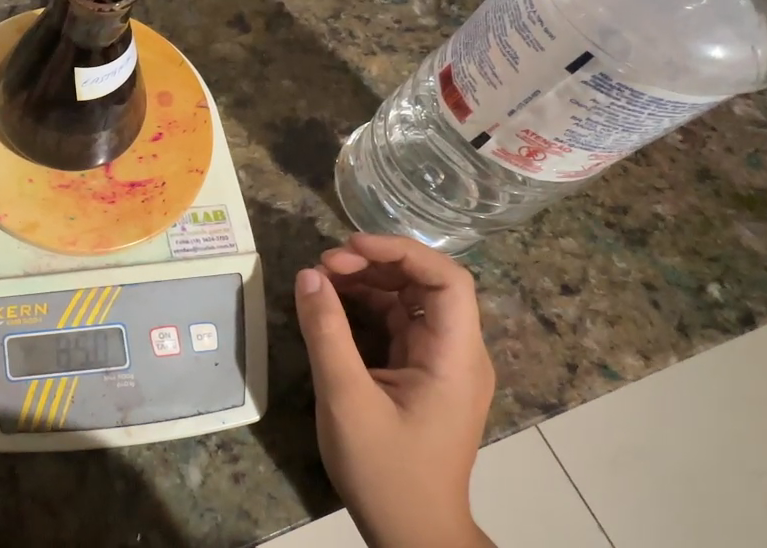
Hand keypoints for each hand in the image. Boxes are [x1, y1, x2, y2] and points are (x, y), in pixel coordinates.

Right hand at [295, 233, 495, 547]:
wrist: (412, 532)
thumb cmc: (385, 469)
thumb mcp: (346, 398)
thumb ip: (326, 332)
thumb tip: (308, 275)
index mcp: (455, 357)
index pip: (448, 280)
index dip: (400, 251)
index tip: (349, 247)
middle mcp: (458, 353)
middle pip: (427, 283)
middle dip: (376, 262)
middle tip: (324, 265)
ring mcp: (442, 364)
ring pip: (411, 299)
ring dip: (368, 281)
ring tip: (321, 278)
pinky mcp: (423, 374)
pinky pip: (399, 322)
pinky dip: (366, 306)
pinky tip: (332, 304)